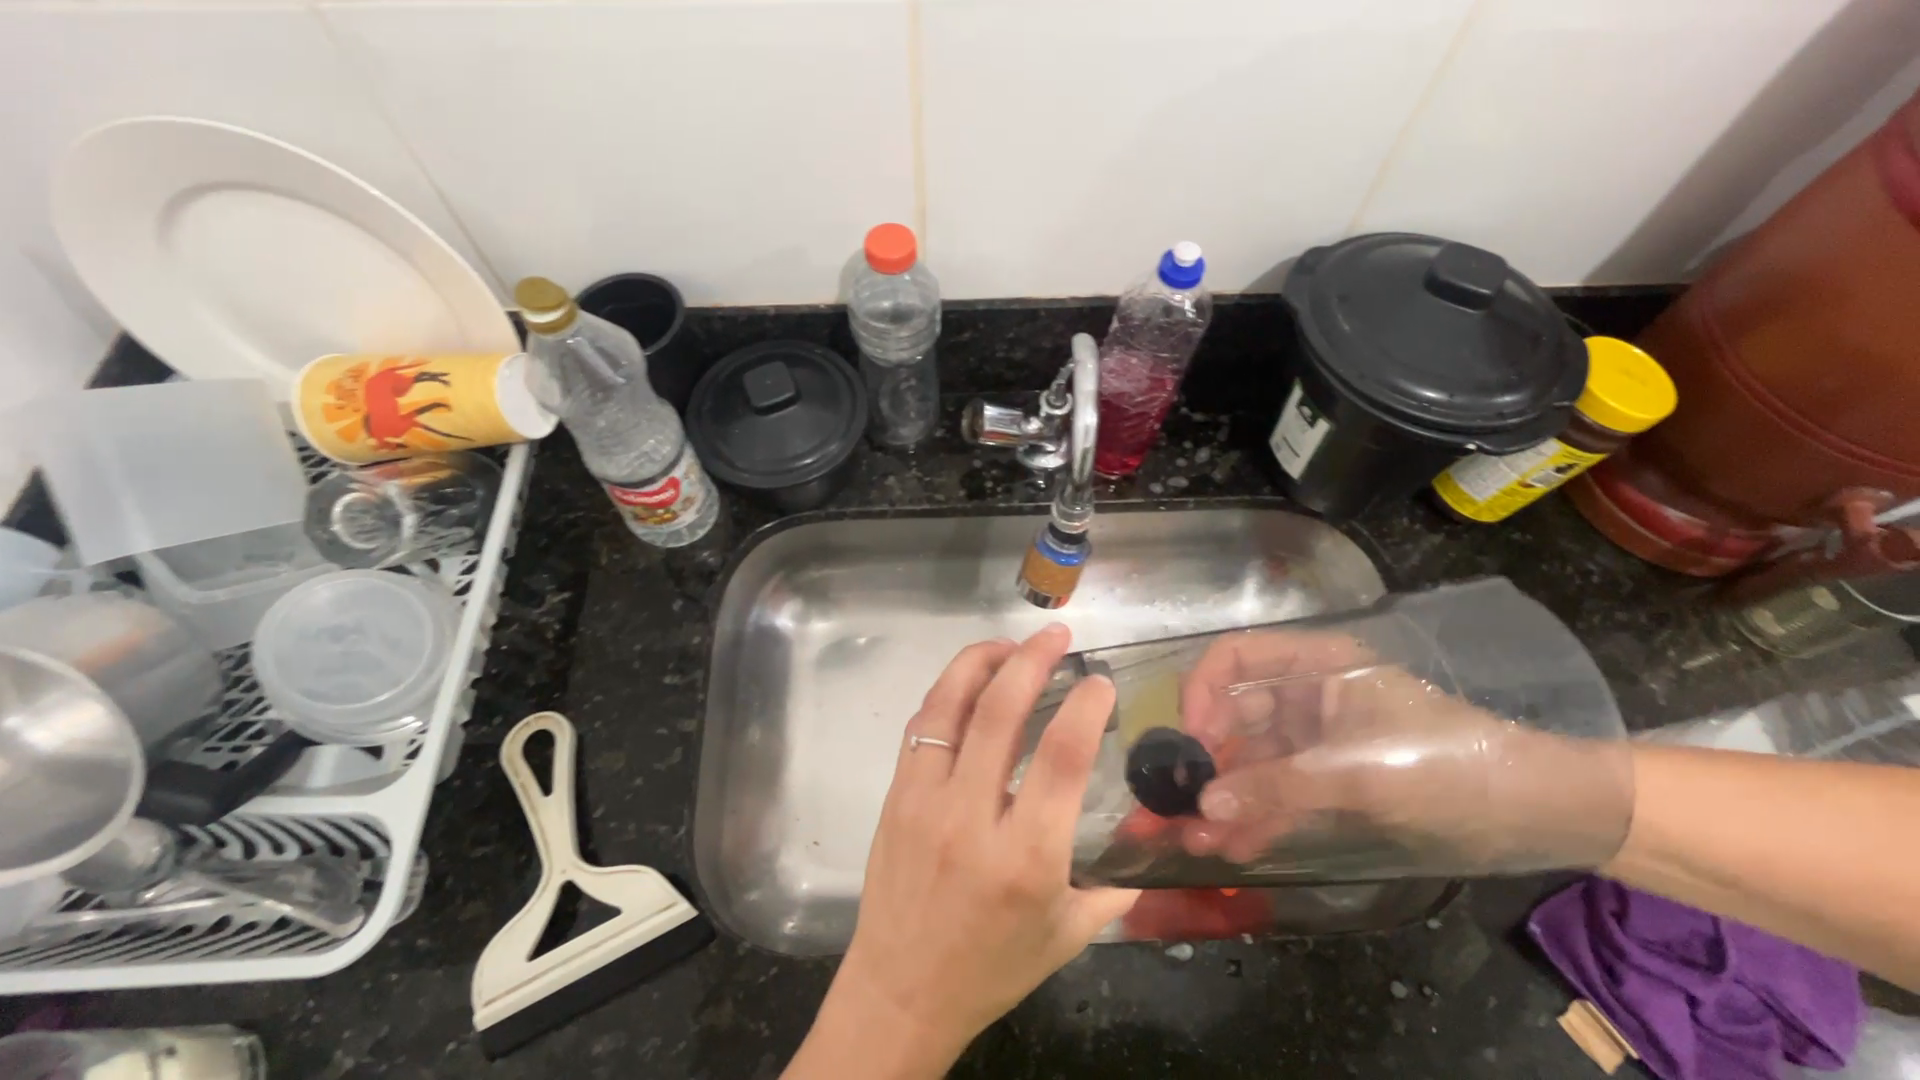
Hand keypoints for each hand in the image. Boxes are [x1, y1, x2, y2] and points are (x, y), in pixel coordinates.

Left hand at [785, 624, 1139, 1078]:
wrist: (902, 991)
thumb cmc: (993, 967)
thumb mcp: (1068, 935)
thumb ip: (1113, 885)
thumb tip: (1146, 837)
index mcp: (1027, 857)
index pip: (1062, 757)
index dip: (1086, 707)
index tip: (1100, 683)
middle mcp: (972, 819)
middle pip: (1001, 714)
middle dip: (1032, 661)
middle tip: (1056, 637)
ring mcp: (925, 803)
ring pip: (948, 708)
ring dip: (980, 663)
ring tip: (1008, 644)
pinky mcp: (895, 798)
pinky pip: (921, 729)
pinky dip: (946, 695)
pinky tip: (968, 684)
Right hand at [1172, 629, 1629, 874]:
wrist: (1536, 811)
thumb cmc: (1447, 765)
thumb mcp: (1360, 772)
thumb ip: (1279, 786)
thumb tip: (1205, 802)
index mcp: (1318, 667)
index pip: (1236, 659)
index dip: (1202, 692)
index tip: (1190, 743)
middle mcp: (1307, 697)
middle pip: (1236, 715)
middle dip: (1205, 760)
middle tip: (1176, 805)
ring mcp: (1317, 742)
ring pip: (1254, 763)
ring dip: (1226, 798)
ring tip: (1197, 839)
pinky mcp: (1330, 781)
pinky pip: (1280, 794)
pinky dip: (1257, 817)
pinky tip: (1234, 847)